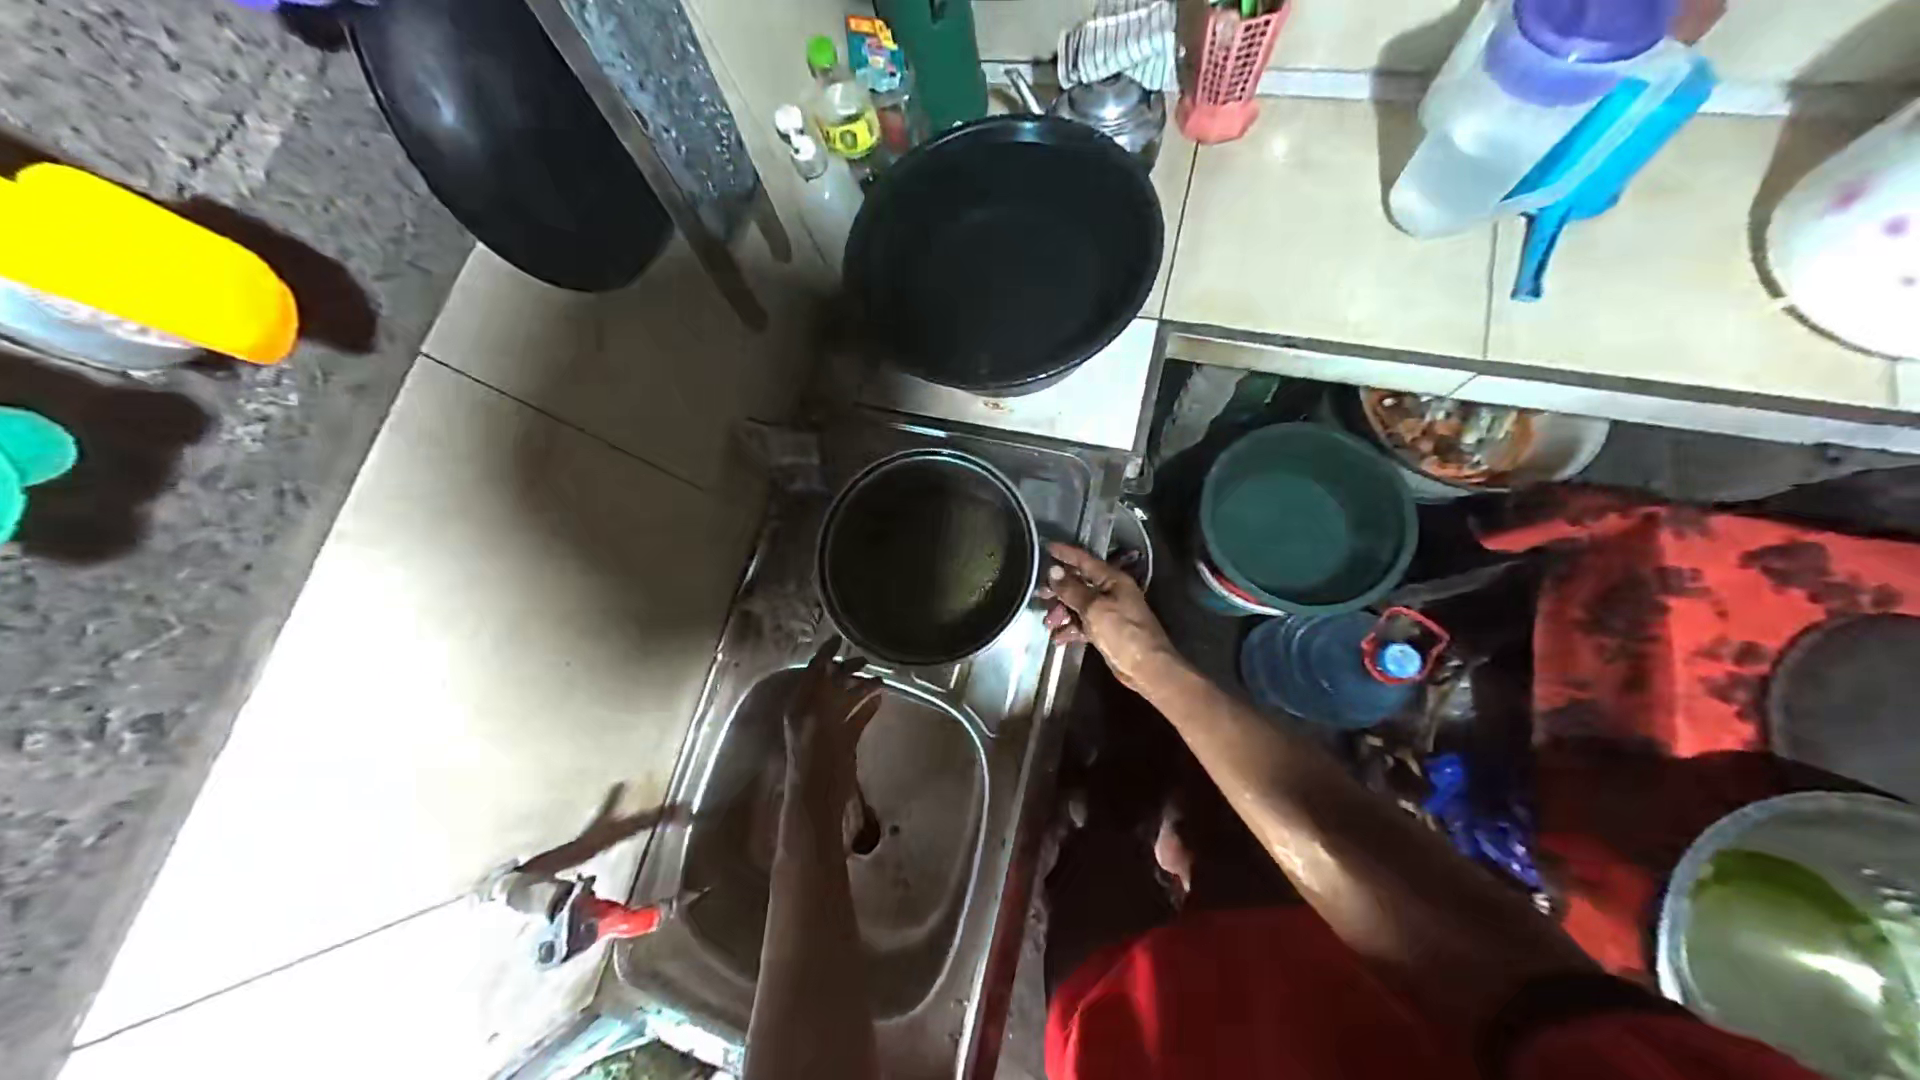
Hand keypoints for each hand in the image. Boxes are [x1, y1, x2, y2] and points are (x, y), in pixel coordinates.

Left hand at [784, 636, 882, 811]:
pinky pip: (856, 719)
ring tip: (882, 679)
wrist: (817, 799)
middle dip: (848, 669)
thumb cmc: (813, 758)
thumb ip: (822, 691)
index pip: (814, 671)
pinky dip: (867, 708)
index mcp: (801, 704)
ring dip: (861, 688)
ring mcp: (829, 728)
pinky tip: (881, 700)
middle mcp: (814, 712)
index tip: (839, 638)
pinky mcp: (843, 743)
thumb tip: (831, 666)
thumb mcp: (815, 718)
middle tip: (868, 659)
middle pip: (831, 683)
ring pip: (846, 700)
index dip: (825, 653)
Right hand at [1041, 542, 1180, 694]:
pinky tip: (1058, 638)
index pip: (1085, 560)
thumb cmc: (1123, 633)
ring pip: (1079, 605)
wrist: (1147, 668)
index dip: (1065, 554)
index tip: (1046, 548)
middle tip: (1040, 593)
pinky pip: (1083, 624)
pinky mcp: (1107, 631)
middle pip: (1080, 583)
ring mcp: (1109, 612)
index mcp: (1113, 580)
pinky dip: (1071, 629)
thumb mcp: (1094, 608)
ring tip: (1048, 623)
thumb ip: (1072, 589)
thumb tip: (1053, 571)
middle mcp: (1111, 592)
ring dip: (1063, 612)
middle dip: (1059, 589)